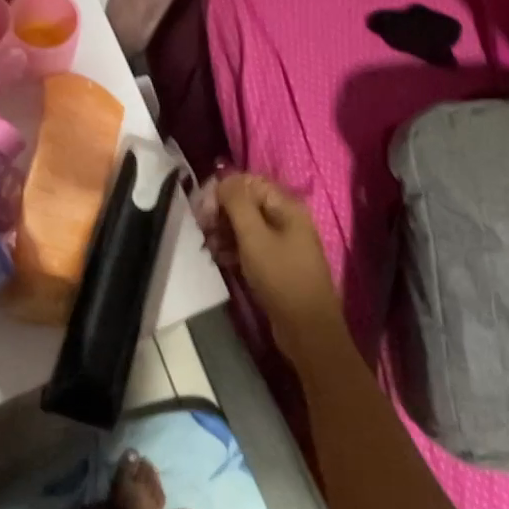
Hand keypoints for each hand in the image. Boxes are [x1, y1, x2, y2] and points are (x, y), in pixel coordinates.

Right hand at [209, 173, 344, 353]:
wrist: (307, 328)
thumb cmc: (281, 277)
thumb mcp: (254, 237)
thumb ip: (237, 203)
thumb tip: (223, 179)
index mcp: (286, 206)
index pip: (249, 182)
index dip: (223, 190)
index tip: (202, 209)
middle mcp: (286, 219)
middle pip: (246, 203)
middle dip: (221, 213)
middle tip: (201, 231)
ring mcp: (282, 243)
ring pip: (246, 226)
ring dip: (223, 232)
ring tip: (208, 249)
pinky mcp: (276, 264)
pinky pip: (250, 247)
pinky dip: (233, 249)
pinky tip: (219, 260)